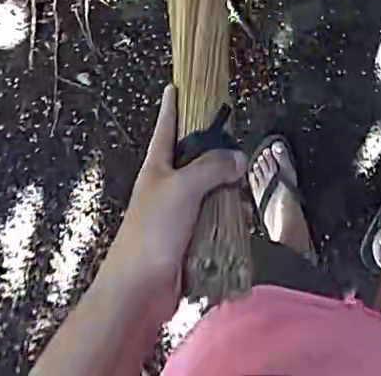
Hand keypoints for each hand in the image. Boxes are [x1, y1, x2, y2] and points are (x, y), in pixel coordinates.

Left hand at [95, 85, 246, 317]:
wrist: (137, 294)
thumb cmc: (152, 232)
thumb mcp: (182, 187)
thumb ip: (212, 167)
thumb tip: (238, 158)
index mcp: (157, 165)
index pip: (166, 126)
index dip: (172, 105)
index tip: (175, 85)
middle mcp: (168, 184)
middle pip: (197, 157)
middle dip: (219, 154)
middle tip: (237, 149)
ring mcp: (179, 212)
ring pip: (211, 189)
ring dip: (227, 191)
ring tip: (242, 191)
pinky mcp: (190, 237)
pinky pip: (215, 218)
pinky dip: (228, 218)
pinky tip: (239, 220)